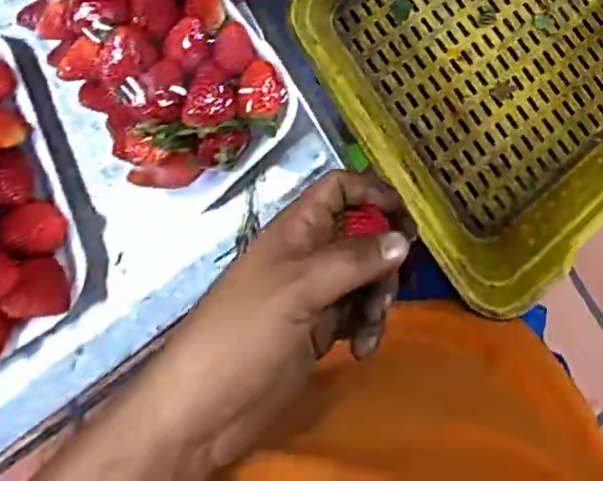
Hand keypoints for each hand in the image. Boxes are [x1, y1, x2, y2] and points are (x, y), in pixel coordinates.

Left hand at [135, 171, 409, 477]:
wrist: (199, 413)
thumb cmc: (244, 332)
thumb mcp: (301, 287)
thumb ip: (354, 259)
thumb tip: (402, 239)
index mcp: (297, 229)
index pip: (339, 189)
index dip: (372, 192)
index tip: (403, 216)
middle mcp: (309, 254)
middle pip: (362, 234)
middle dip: (384, 255)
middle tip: (398, 280)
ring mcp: (313, 293)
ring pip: (364, 276)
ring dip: (378, 296)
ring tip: (372, 324)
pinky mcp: (317, 329)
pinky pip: (356, 313)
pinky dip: (366, 326)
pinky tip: (362, 349)